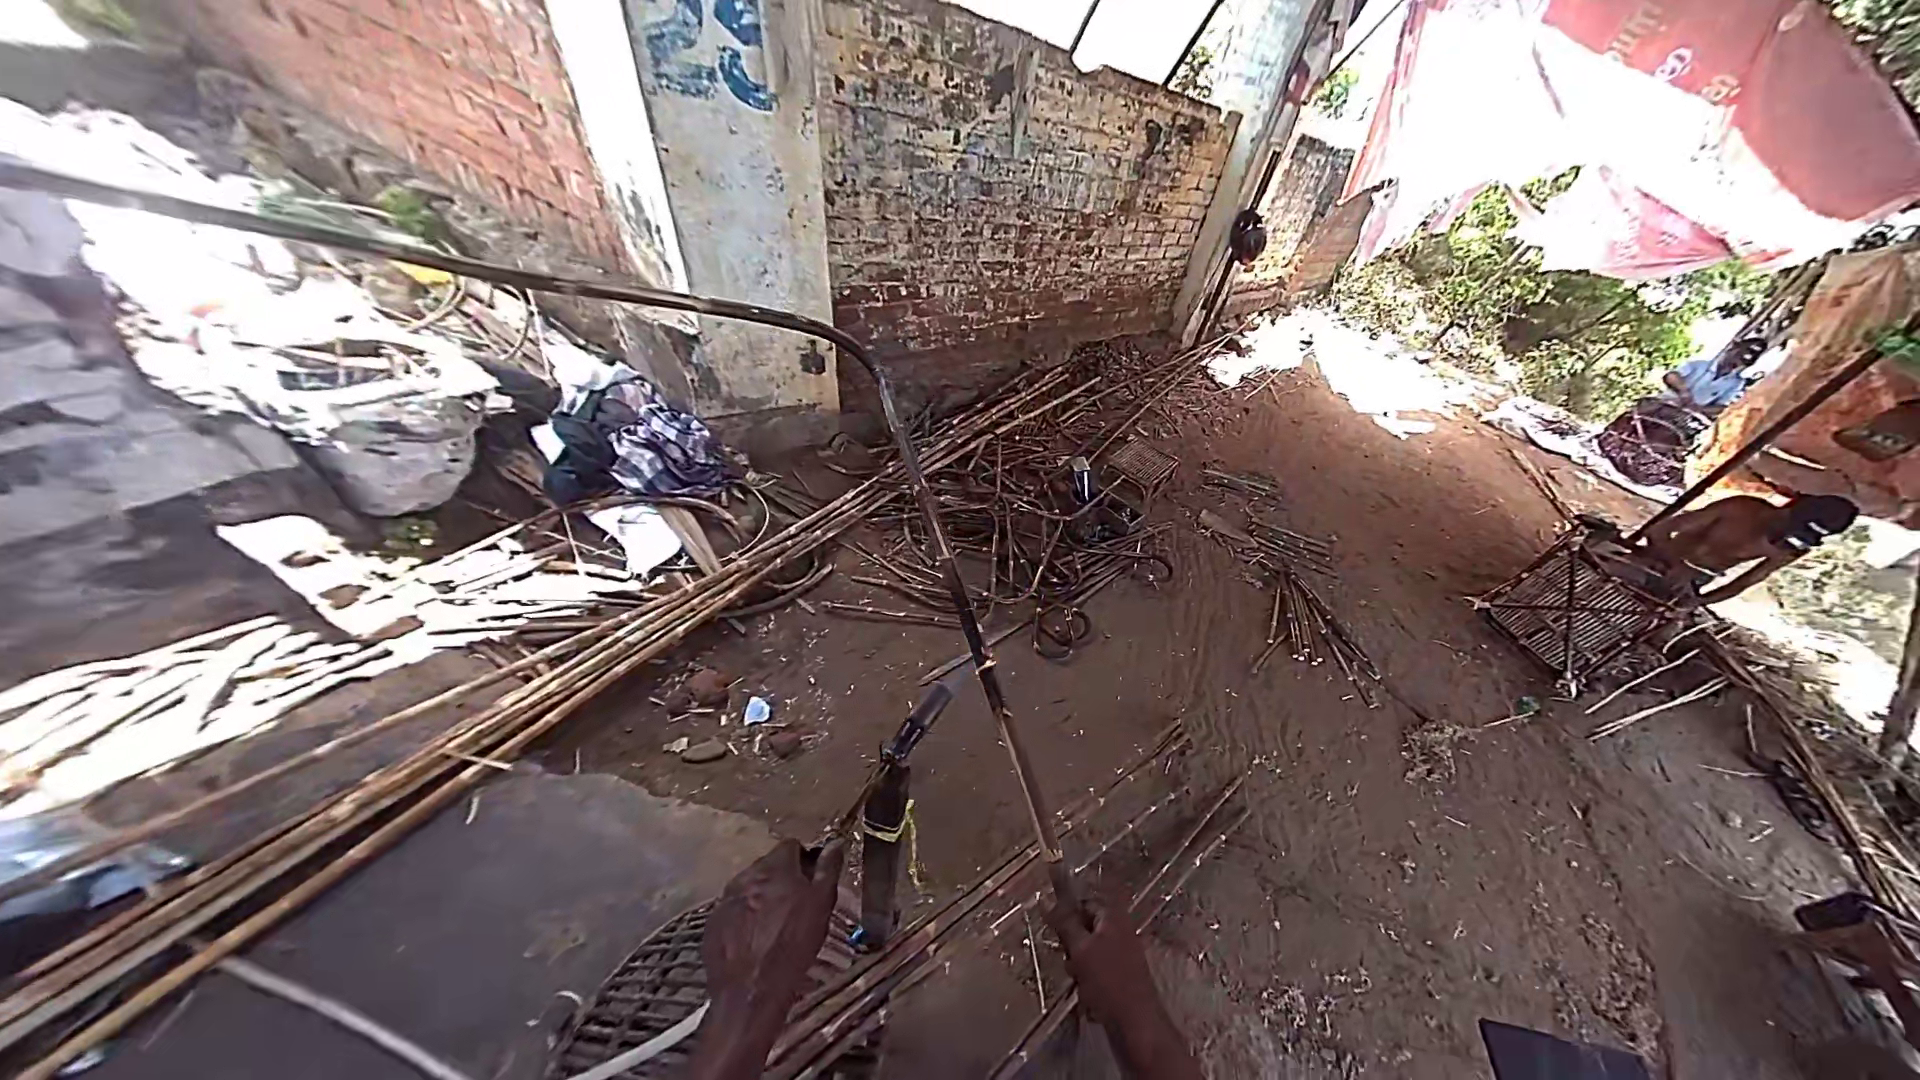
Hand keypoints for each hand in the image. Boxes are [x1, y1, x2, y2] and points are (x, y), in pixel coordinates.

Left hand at [688, 839, 843, 1079]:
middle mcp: (747, 876)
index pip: (791, 846)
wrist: (750, 994)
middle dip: (783, 878)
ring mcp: (726, 899)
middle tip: (796, 905)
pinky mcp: (713, 923)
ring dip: (763, 896)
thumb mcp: (821, 905)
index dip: (804, 860)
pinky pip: (734, 909)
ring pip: (750, 887)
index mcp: (775, 867)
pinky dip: (745, 916)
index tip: (811, 881)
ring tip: (774, 925)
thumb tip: (835, 843)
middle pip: (769, 865)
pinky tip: (754, 939)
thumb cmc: (792, 946)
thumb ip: (828, 869)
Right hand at [1044, 894, 1157, 1025]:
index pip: (1085, 903)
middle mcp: (1120, 933)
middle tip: (1070, 960)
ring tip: (1079, 982)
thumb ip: (1064, 922)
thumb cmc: (1108, 982)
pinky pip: (1096, 974)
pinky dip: (1089, 983)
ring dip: (1078, 967)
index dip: (1068, 915)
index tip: (1054, 930)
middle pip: (1085, 930)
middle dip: (1072, 946)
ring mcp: (1122, 958)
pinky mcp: (1121, 981)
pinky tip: (1088, 997)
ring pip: (1088, 954)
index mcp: (1114, 918)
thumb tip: (1046, 897)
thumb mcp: (1081, 948)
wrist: (1137, 1028)